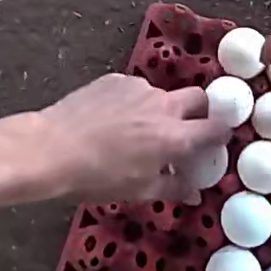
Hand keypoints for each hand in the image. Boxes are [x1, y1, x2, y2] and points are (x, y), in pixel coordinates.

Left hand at [36, 74, 229, 201]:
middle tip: (184, 131)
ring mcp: (138, 87)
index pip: (216, 127)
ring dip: (159, 110)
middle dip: (199, 111)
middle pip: (198, 98)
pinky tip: (111, 120)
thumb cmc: (96, 177)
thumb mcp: (139, 190)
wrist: (49, 149)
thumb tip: (193, 192)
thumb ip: (173, 187)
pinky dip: (132, 103)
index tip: (216, 141)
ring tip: (134, 131)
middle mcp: (163, 105)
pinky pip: (134, 89)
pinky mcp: (115, 79)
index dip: (221, 133)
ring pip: (162, 95)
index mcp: (174, 136)